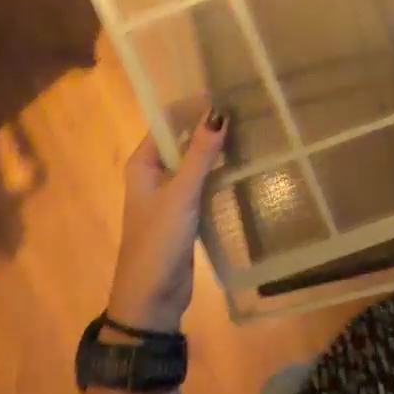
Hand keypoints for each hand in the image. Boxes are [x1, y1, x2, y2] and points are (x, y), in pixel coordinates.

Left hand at [105, 111, 228, 332]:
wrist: (151, 300)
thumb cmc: (158, 242)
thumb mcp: (180, 195)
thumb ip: (200, 155)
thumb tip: (219, 112)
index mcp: (142, 163)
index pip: (168, 121)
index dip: (193, 106)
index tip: (226, 93)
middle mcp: (154, 173)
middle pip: (182, 139)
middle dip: (208, 126)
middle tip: (245, 110)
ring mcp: (170, 194)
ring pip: (195, 162)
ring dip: (216, 150)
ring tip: (251, 132)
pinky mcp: (185, 213)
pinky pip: (203, 184)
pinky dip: (219, 174)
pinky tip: (244, 167)